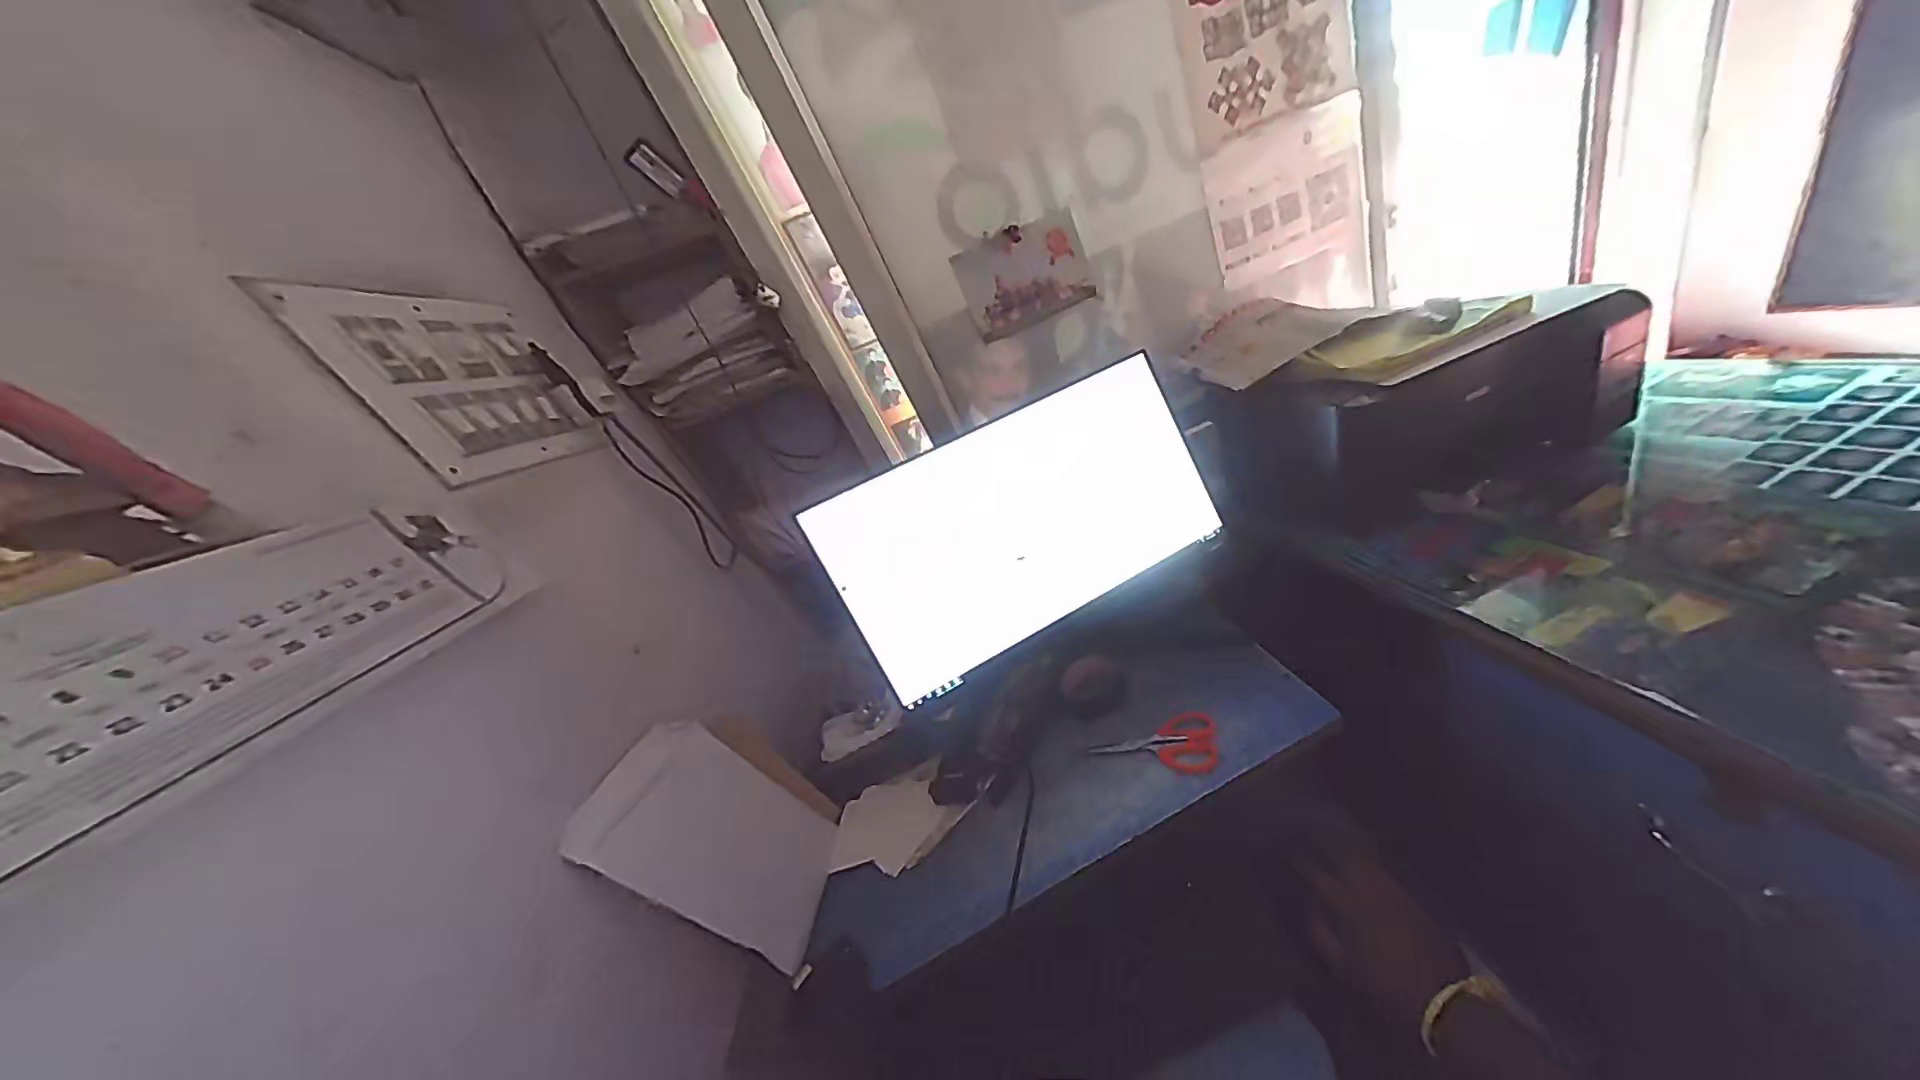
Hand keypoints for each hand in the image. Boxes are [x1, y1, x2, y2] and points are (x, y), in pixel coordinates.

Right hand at [1298, 845, 1470, 1030]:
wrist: (1443, 1001)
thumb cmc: (1384, 986)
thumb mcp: (1341, 966)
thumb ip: (1319, 931)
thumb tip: (1308, 903)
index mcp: (1345, 903)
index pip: (1313, 870)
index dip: (1296, 856)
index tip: (1283, 848)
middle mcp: (1368, 887)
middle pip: (1342, 851)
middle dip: (1323, 838)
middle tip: (1310, 831)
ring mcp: (1394, 889)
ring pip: (1366, 855)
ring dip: (1347, 844)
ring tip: (1335, 836)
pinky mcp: (1413, 897)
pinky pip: (1385, 869)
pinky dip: (1371, 860)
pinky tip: (1367, 861)